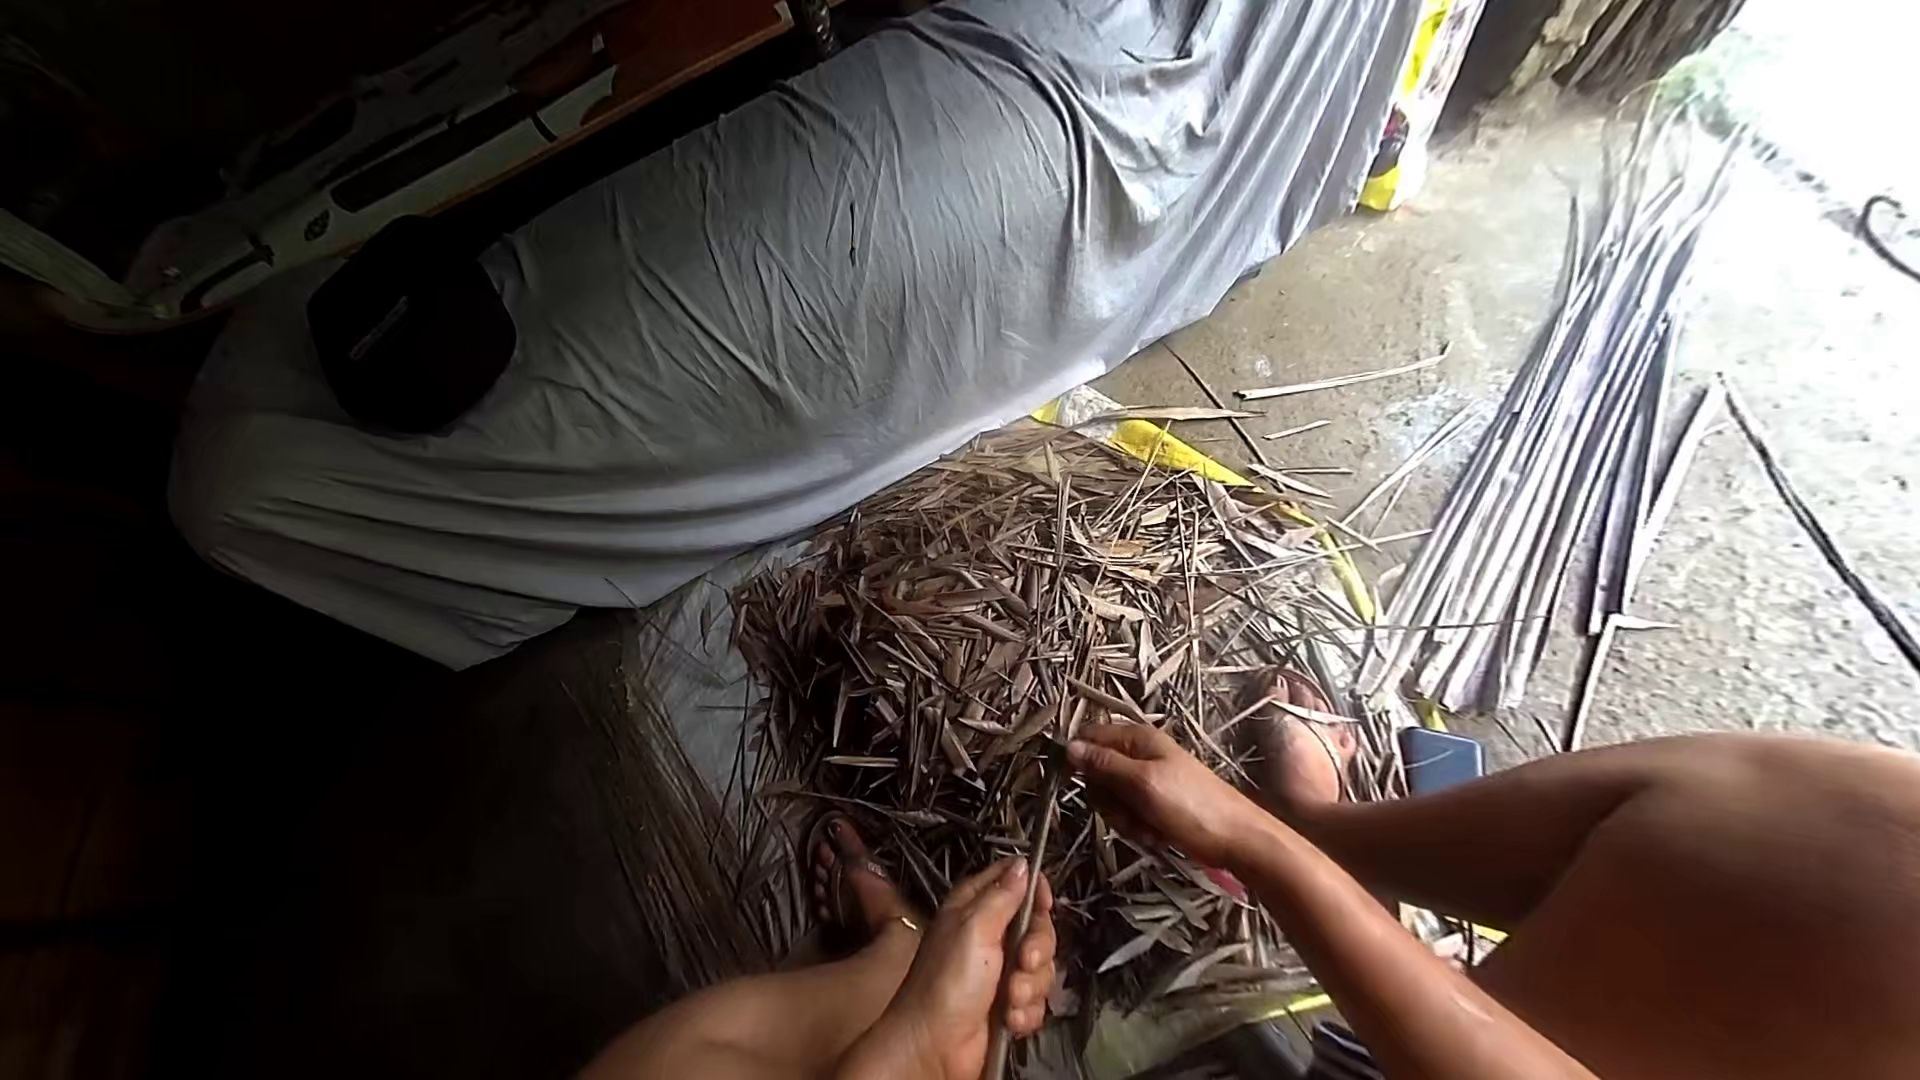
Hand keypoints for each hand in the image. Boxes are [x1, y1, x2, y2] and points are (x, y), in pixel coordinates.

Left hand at [840, 858, 1056, 1079]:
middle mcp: (989, 931)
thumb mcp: (974, 928)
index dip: (1033, 888)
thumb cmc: (946, 983)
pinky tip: (1010, 1018)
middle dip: (1037, 947)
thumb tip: (1022, 864)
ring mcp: (1000, 968)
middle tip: (1023, 962)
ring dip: (1031, 985)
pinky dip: (1027, 1010)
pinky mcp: (1008, 1001)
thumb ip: (1002, 894)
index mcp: (975, 903)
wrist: (934, 1049)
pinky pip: (1037, 997)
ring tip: (1010, 998)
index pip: (1014, 878)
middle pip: (1036, 923)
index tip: (1043, 903)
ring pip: (1041, 964)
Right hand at [1068, 722, 1264, 865]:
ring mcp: (1149, 780)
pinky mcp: (1156, 804)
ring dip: (1123, 817)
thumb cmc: (1191, 805)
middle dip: (1107, 798)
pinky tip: (1156, 835)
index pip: (1090, 737)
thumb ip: (1104, 764)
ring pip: (1112, 797)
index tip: (1071, 782)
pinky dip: (1138, 827)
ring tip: (1147, 826)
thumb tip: (1068, 746)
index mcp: (1137, 738)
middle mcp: (1140, 754)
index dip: (1078, 759)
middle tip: (1126, 811)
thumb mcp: (1142, 782)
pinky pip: (1130, 813)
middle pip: (1098, 771)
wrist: (1239, 841)